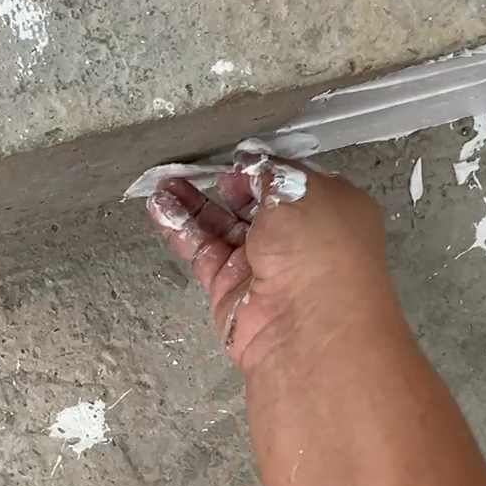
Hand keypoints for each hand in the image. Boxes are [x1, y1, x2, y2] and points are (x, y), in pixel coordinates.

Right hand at [146, 157, 398, 373]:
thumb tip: (248, 165)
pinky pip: (201, 250)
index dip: (260, 169)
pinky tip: (159, 206)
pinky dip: (179, 228)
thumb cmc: (319, 250)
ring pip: (220, 226)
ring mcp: (259, 264)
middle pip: (250, 204)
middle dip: (222, 183)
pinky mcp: (228, 285)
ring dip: (191, 202)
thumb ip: (268, 172)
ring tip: (163, 181)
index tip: (235, 158)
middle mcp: (295, 238)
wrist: (306, 327)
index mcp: (326, 210)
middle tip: (192, 165)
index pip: (287, 182)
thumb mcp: (299, 190)